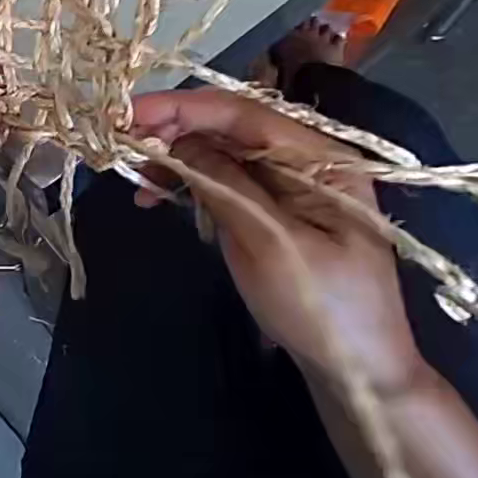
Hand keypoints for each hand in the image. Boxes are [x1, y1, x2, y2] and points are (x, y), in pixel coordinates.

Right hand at [131, 89, 422, 391]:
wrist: (356, 370)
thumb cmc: (323, 308)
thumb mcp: (270, 244)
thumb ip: (224, 184)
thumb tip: (174, 142)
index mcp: (320, 158)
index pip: (243, 114)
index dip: (184, 108)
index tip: (129, 111)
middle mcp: (302, 159)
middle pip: (228, 126)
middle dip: (173, 128)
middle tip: (121, 140)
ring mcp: (284, 183)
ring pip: (218, 151)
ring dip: (174, 157)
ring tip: (135, 176)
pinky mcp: (266, 207)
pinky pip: (219, 179)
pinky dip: (186, 182)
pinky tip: (156, 194)